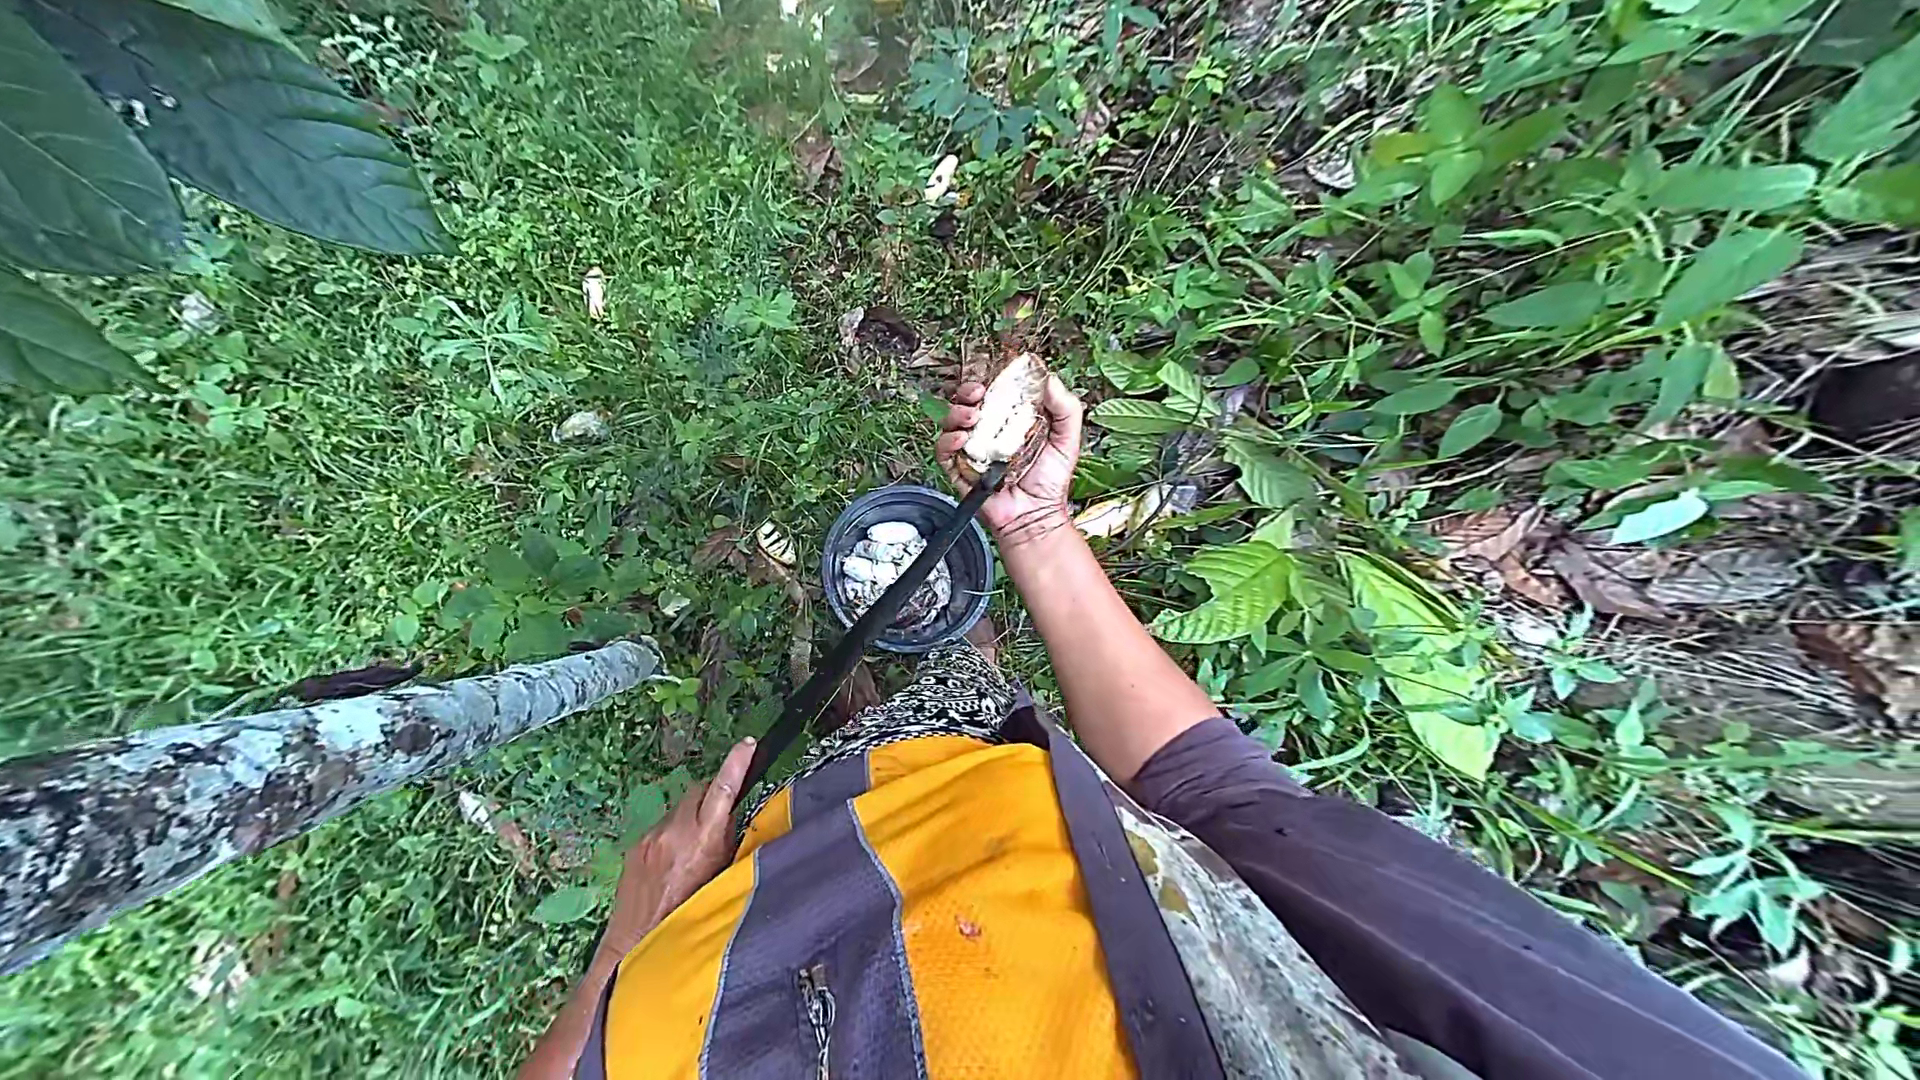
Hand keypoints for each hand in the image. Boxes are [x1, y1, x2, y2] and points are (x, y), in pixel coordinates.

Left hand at [594, 738, 755, 964]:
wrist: (634, 949)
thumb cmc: (690, 917)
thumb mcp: (723, 877)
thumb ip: (729, 842)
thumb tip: (735, 816)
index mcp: (702, 839)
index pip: (724, 788)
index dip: (737, 762)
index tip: (748, 743)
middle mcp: (674, 831)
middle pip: (699, 789)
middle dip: (712, 793)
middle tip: (721, 815)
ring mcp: (650, 838)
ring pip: (680, 809)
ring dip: (691, 818)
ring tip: (694, 850)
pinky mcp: (635, 847)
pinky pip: (661, 828)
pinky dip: (672, 835)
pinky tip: (673, 863)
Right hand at [937, 374, 1084, 547]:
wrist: (1036, 516)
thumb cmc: (1049, 482)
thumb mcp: (1067, 439)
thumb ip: (1065, 408)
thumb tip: (1049, 379)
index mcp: (1010, 420)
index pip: (993, 392)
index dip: (990, 380)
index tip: (995, 377)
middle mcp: (987, 432)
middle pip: (966, 402)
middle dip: (967, 392)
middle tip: (978, 393)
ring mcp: (972, 450)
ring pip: (951, 422)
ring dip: (957, 413)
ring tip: (972, 416)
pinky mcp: (959, 469)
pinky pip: (943, 451)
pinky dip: (948, 441)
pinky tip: (962, 439)